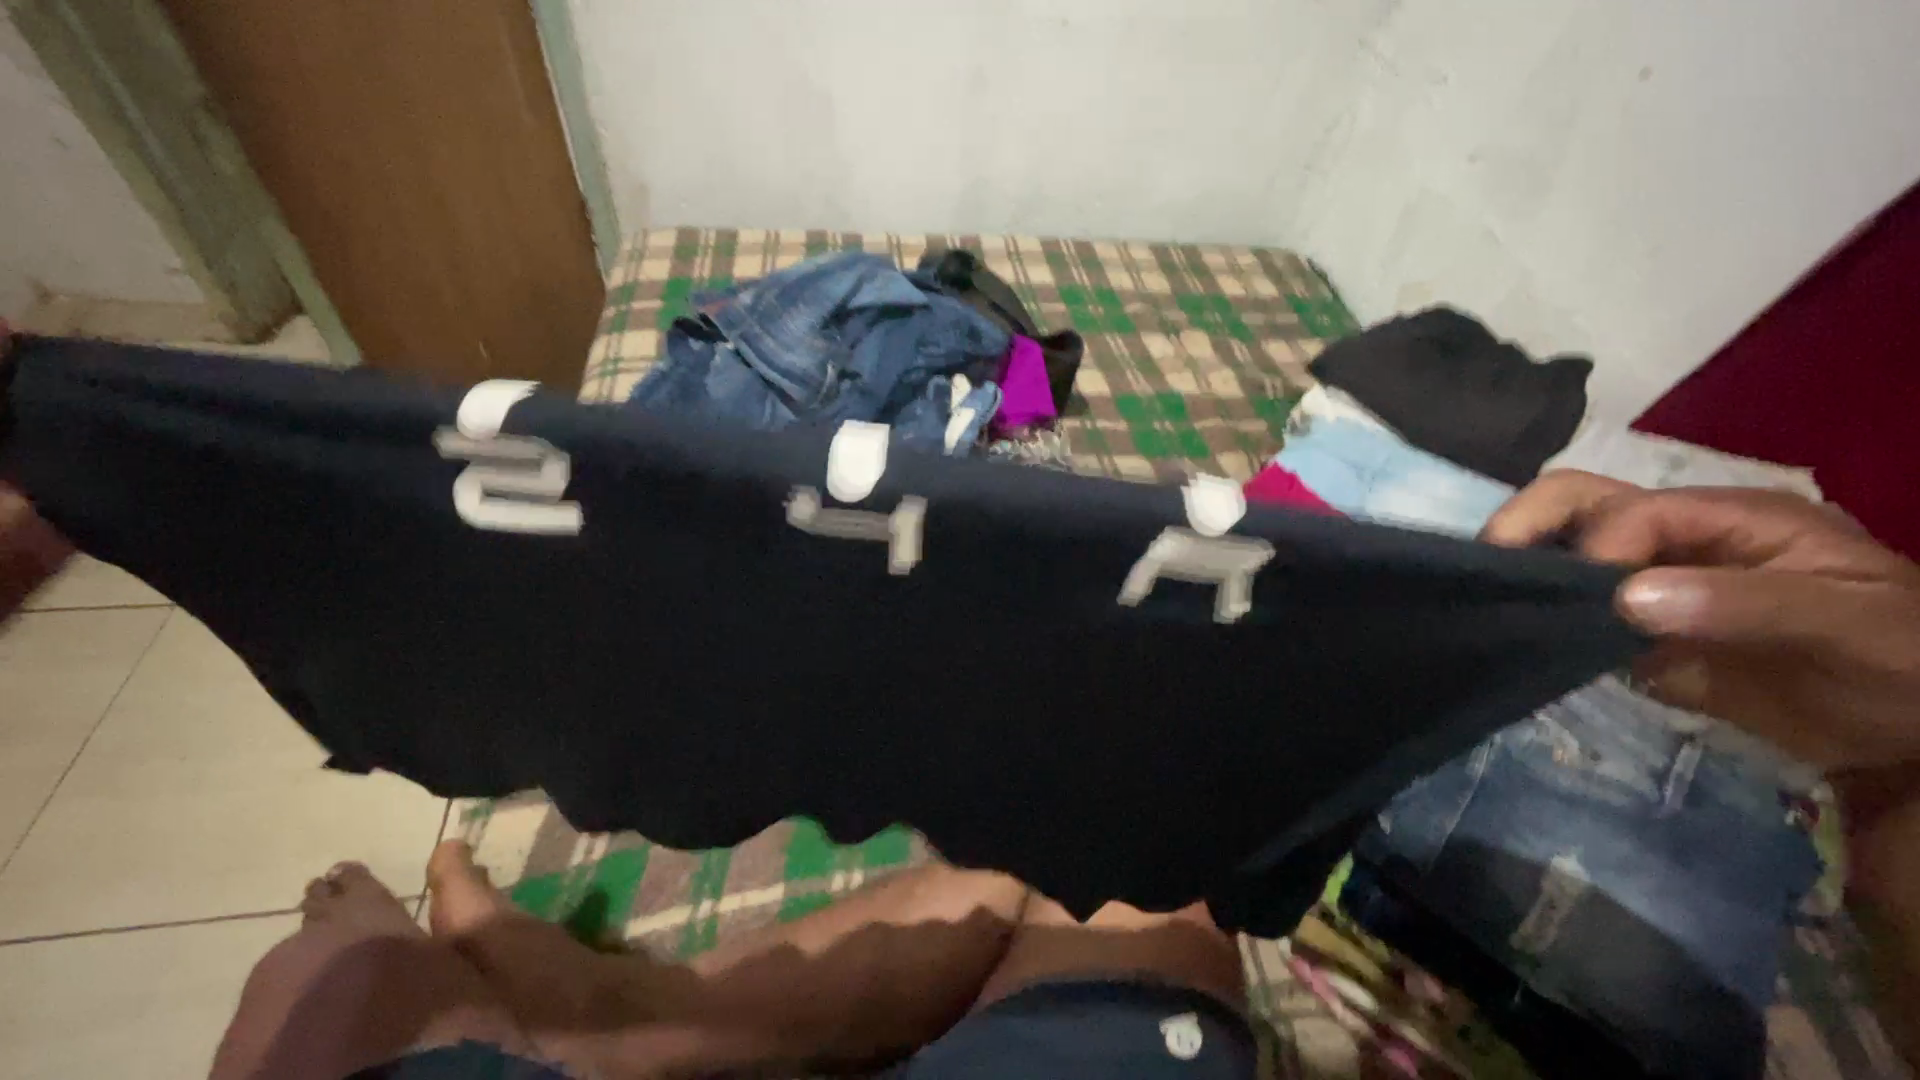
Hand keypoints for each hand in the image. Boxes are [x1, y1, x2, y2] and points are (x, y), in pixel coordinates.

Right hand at [1485, 470, 1919, 770]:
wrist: (1914, 739)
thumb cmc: (1903, 661)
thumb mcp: (1850, 623)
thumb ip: (1744, 603)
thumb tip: (1624, 598)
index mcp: (1728, 519)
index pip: (1630, 511)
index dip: (1601, 546)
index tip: (1603, 606)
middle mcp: (1677, 540)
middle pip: (1579, 505)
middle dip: (1526, 525)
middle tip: (1486, 565)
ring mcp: (1651, 588)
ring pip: (1563, 555)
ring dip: (1525, 571)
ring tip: (1492, 602)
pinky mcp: (1636, 638)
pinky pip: (1576, 619)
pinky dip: (1543, 622)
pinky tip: (1524, 639)